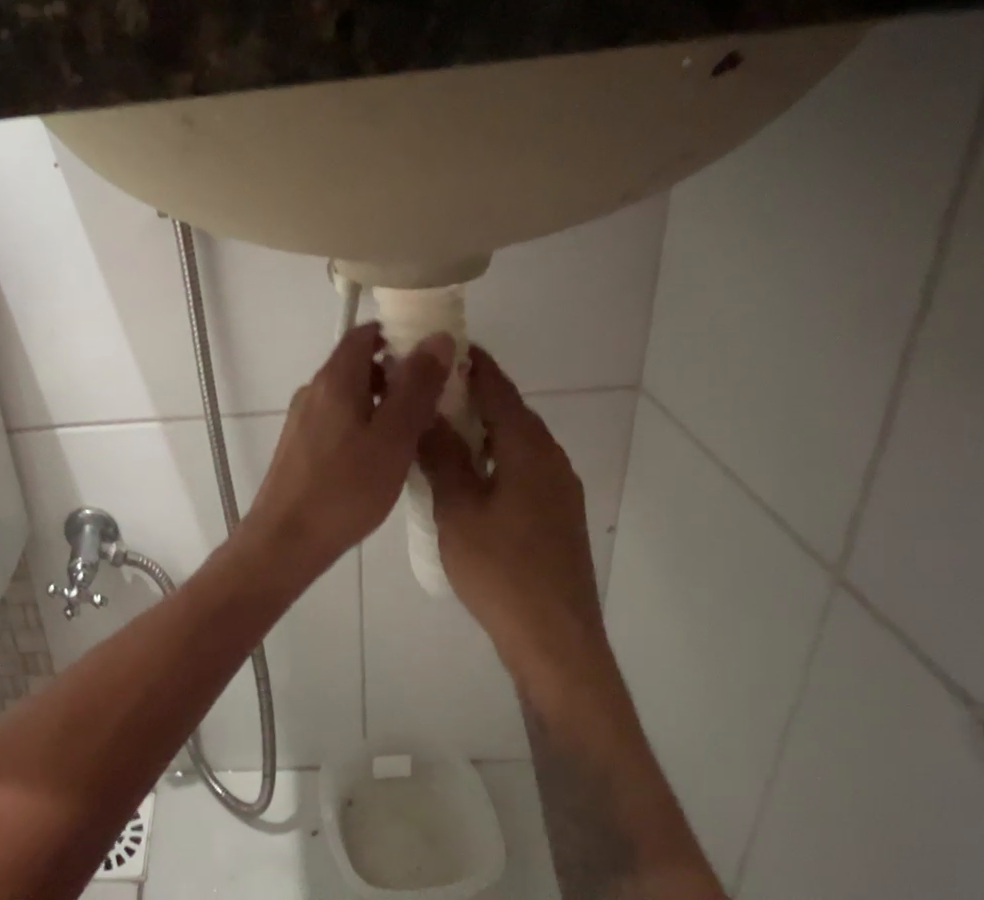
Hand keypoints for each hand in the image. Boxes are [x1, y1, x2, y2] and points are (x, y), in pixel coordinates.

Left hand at [246, 323, 454, 571]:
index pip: (365, 334)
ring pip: (350, 395)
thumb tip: (437, 339)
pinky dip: (366, 423)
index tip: (435, 354)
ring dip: (384, 402)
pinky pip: (339, 419)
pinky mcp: (301, 445)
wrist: (286, 540)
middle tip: (436, 397)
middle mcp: (314, 390)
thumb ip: (416, 387)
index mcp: (334, 380)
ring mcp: (303, 419)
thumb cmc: (345, 488)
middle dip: (398, 373)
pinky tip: (386, 455)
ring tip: (418, 429)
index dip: (401, 335)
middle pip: (359, 364)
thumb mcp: (393, 437)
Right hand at [417, 346, 602, 674]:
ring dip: (480, 431)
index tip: (439, 346)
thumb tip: (424, 412)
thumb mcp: (458, 508)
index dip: (470, 364)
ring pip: (515, 444)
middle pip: (509, 414)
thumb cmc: (500, 569)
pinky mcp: (557, 516)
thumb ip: (441, 456)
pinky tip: (464, 477)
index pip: (498, 389)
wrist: (554, 637)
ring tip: (436, 431)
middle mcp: (551, 460)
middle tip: (424, 391)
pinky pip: (521, 470)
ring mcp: (559, 490)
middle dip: (470, 397)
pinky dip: (492, 460)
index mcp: (528, 449)